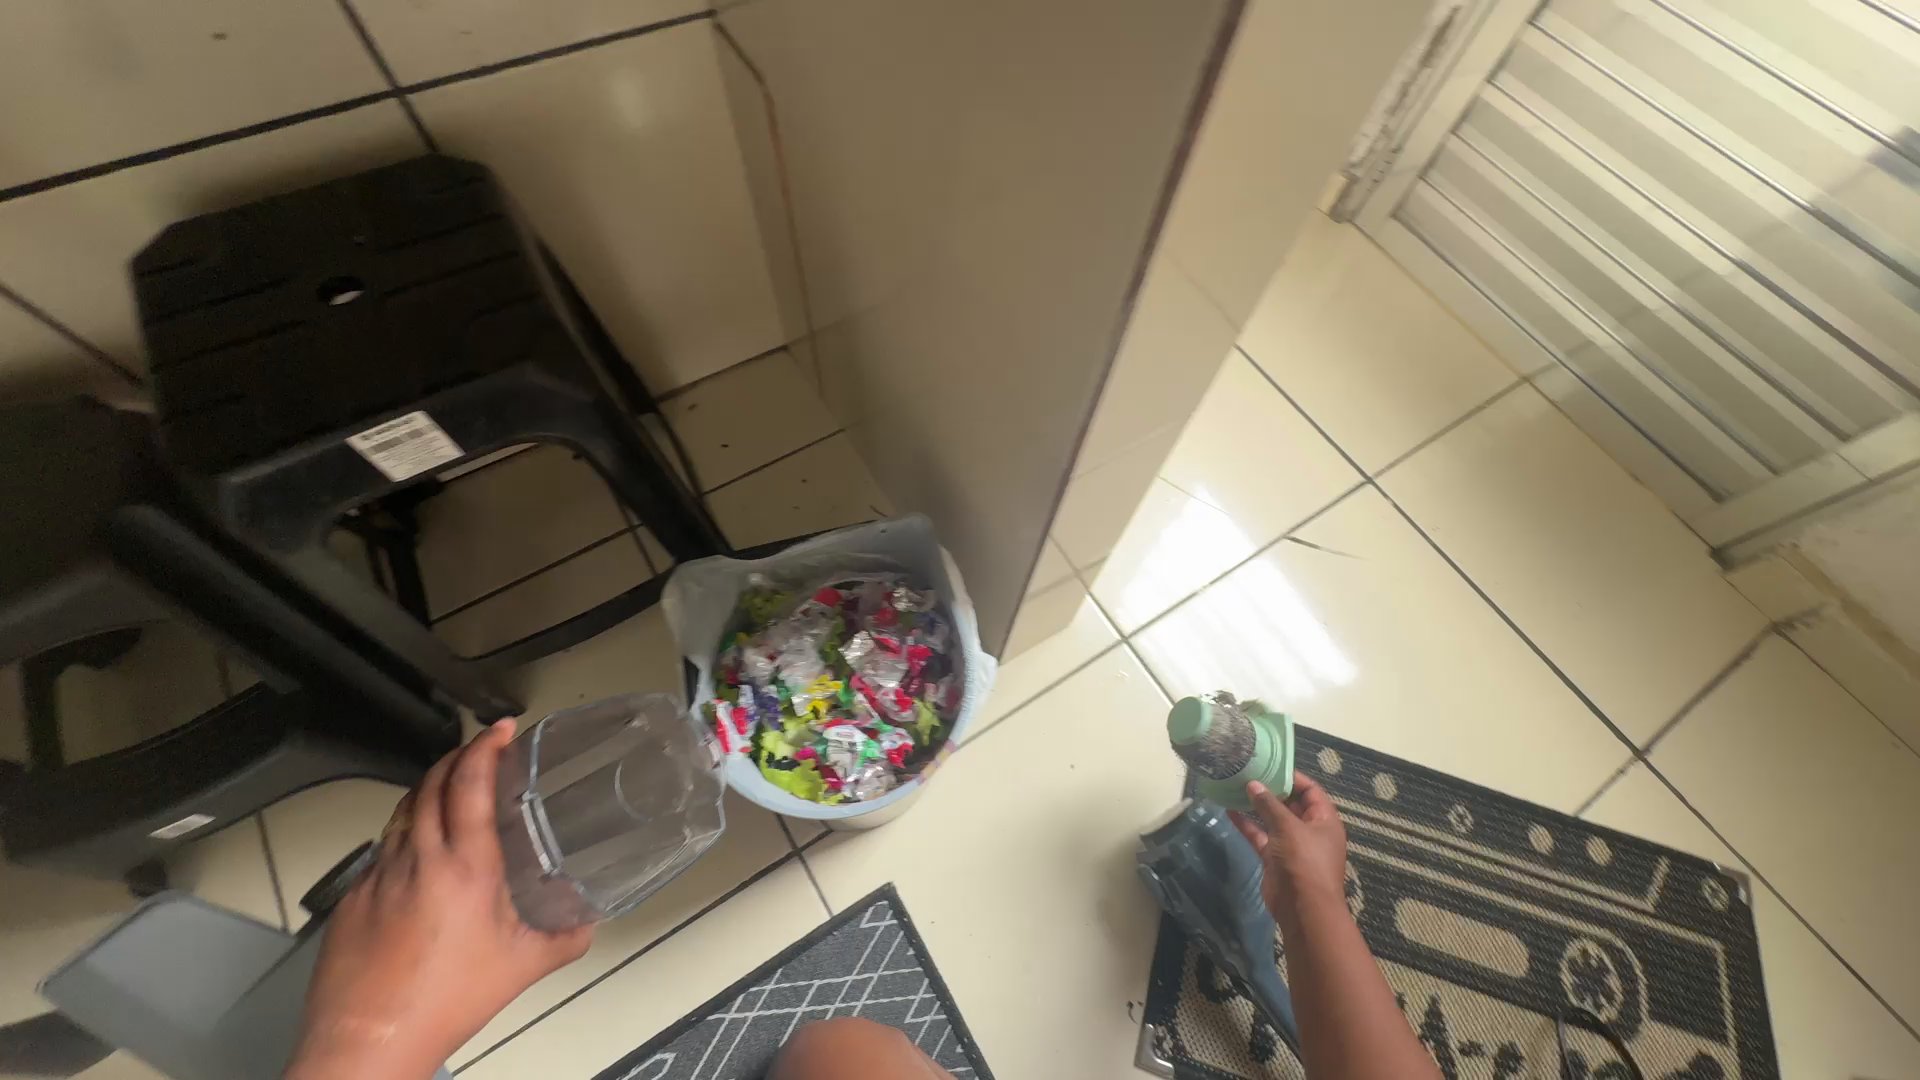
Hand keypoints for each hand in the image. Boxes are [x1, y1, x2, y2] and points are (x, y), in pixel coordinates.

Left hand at [286, 719, 593, 1079]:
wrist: (365, 1047)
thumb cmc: (447, 1002)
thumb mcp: (523, 967)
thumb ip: (566, 937)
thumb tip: (592, 922)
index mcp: (466, 867)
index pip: (469, 784)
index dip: (485, 747)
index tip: (502, 728)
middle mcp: (419, 861)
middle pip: (430, 784)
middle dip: (457, 754)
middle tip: (482, 746)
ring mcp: (378, 878)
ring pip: (402, 810)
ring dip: (428, 785)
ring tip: (453, 781)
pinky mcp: (351, 901)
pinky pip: (381, 847)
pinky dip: (405, 827)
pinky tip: (420, 844)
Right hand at [1229, 771, 1348, 923]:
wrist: (1303, 908)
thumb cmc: (1304, 862)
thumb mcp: (1288, 827)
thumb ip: (1269, 804)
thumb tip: (1253, 784)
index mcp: (1325, 821)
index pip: (1311, 791)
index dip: (1292, 777)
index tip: (1269, 764)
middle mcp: (1310, 831)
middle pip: (1291, 804)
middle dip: (1271, 790)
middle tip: (1248, 773)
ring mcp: (1292, 845)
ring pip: (1273, 820)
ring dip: (1257, 806)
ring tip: (1236, 787)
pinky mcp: (1275, 858)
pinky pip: (1261, 836)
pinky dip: (1247, 825)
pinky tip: (1229, 810)